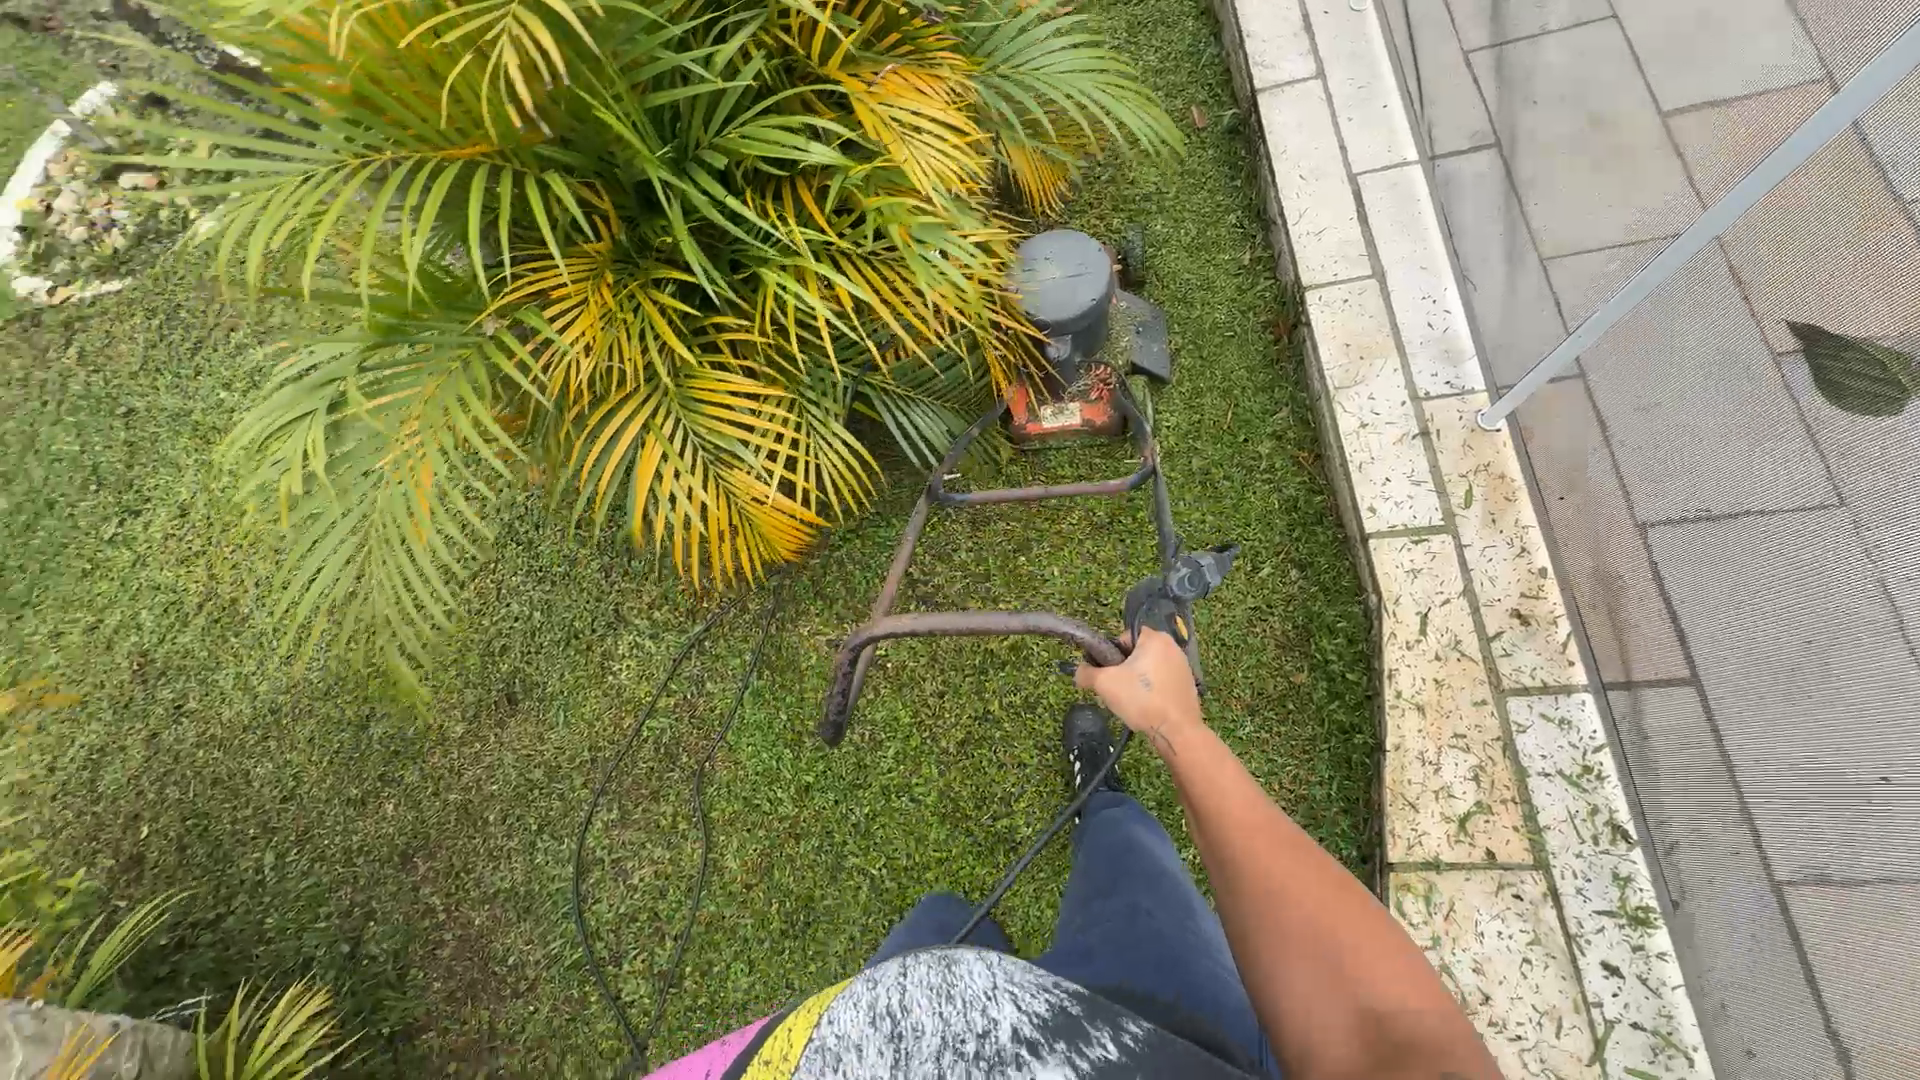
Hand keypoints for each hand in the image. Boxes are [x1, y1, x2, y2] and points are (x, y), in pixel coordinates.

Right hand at [1074, 626, 1203, 754]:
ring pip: (1148, 668)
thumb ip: (1086, 673)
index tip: (1108, 673)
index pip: (1124, 636)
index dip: (1111, 654)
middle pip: (1136, 653)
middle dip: (1123, 669)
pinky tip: (1147, 708)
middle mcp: (1172, 646)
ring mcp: (1183, 666)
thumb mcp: (1104, 683)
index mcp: (1154, 638)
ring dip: (1137, 681)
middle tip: (1116, 689)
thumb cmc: (1140, 699)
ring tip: (1131, 701)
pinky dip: (1152, 691)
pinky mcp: (1188, 685)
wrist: (1176, 731)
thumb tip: (1079, 671)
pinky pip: (1162, 682)